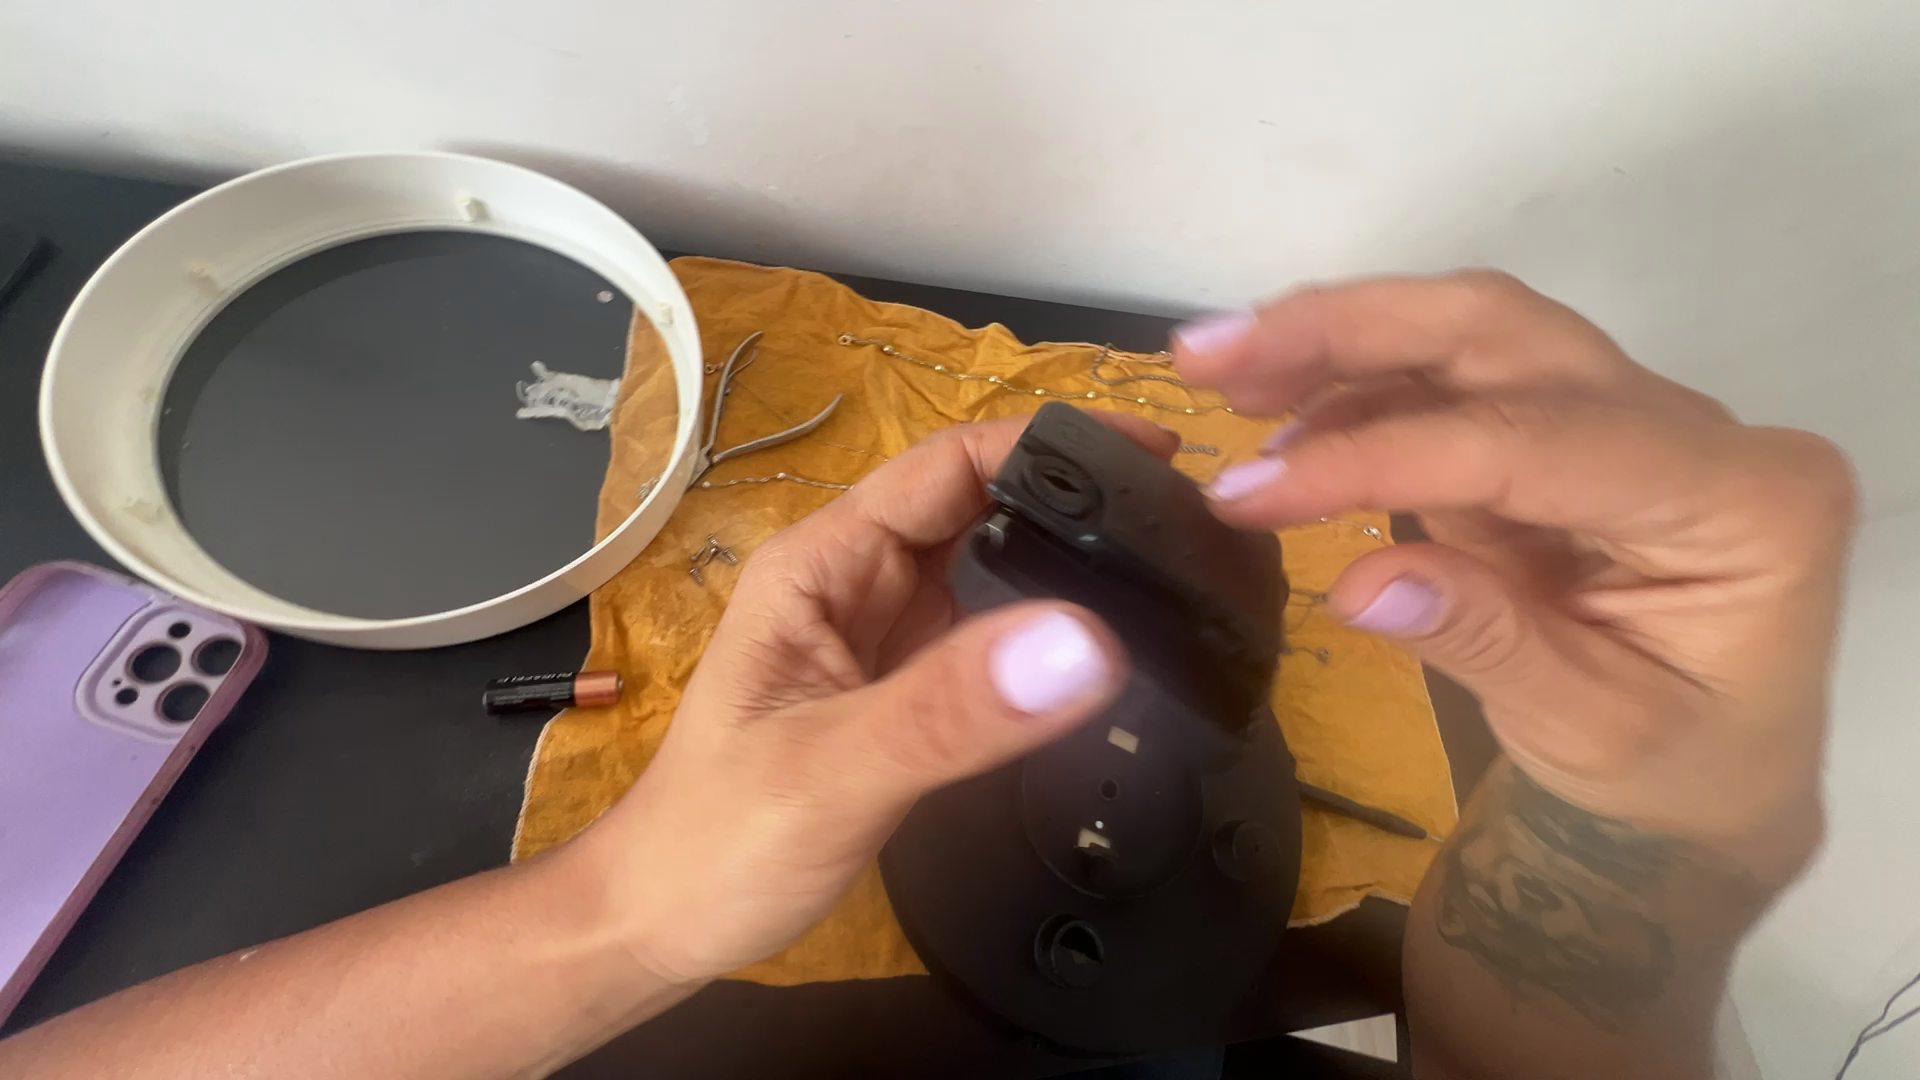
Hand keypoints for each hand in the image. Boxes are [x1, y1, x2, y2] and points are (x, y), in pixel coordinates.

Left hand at [564, 415, 1178, 984]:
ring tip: (1165, 564)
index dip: (1045, 445)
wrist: (673, 913)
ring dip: (1067, 556)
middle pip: (979, 504)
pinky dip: (1048, 625)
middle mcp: (860, 577)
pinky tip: (1106, 639)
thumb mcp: (831, 771)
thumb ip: (949, 711)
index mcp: (826, 562)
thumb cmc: (721, 839)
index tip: (1148, 452)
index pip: (945, 466)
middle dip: (1073, 495)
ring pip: (991, 564)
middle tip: (1179, 515)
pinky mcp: (910, 679)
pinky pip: (990, 630)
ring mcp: (888, 628)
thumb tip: (1087, 644)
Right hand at [1173, 272, 1853, 881]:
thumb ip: (1486, 643)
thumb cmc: (1667, 765)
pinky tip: (1279, 428)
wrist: (1694, 772)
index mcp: (1730, 499)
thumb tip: (1359, 586)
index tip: (1245, 492)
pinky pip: (1428, 387)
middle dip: (1338, 328)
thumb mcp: (1590, 729)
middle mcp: (1673, 427)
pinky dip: (1339, 392)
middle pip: (1492, 326)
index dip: (1371, 458)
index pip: (1525, 440)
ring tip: (1224, 376)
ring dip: (1324, 343)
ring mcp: (1601, 420)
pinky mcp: (1533, 438)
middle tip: (1212, 352)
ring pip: (1452, 333)